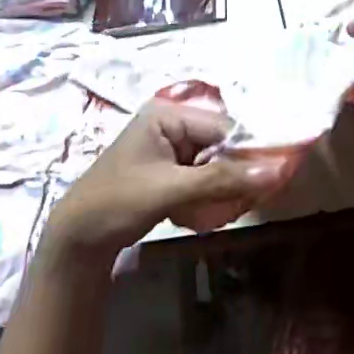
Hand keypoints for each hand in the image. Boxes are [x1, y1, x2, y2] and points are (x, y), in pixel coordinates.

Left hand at [44, 100, 281, 262]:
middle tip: (247, 201)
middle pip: (220, 144)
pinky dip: (209, 194)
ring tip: (226, 210)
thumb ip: (222, 179)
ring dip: (223, 187)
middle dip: (235, 173)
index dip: (249, 153)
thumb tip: (276, 172)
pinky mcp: (168, 170)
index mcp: (167, 115)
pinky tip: (208, 213)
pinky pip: (202, 177)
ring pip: (214, 163)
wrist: (77, 237)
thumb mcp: (172, 189)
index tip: (273, 181)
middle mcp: (170, 124)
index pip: (224, 128)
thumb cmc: (118, 202)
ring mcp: (168, 147)